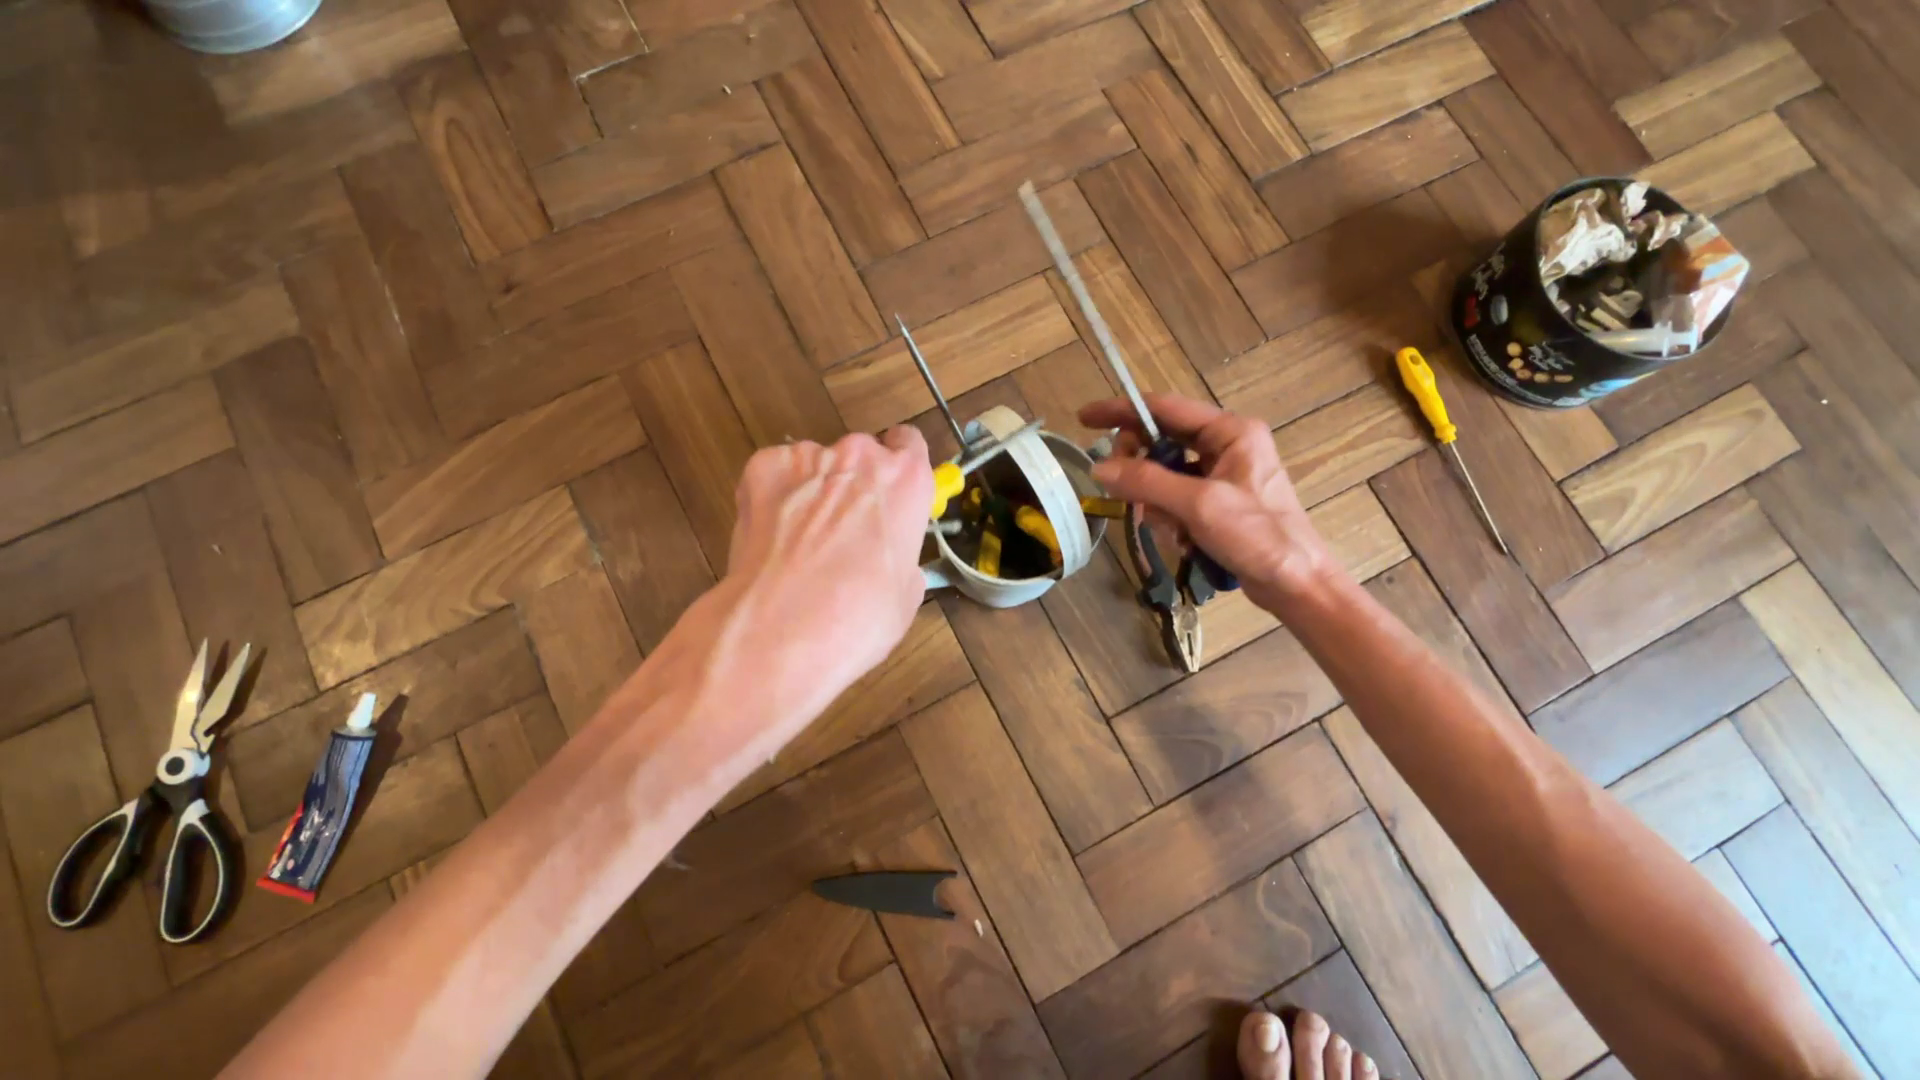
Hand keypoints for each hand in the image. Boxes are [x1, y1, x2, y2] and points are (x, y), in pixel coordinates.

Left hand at [712, 427, 934, 728]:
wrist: (782, 627)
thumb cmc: (858, 617)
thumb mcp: (906, 592)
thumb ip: (901, 553)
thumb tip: (886, 556)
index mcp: (907, 480)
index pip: (910, 443)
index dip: (900, 468)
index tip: (891, 493)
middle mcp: (860, 456)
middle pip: (861, 455)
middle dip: (854, 484)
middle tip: (844, 531)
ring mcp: (807, 457)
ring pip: (815, 465)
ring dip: (814, 491)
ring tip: (801, 543)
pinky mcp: (762, 467)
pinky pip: (776, 474)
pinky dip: (775, 496)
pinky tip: (773, 538)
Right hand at [1081, 394, 1335, 606]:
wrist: (1296, 583)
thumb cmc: (1258, 537)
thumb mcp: (1198, 505)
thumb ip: (1146, 482)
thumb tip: (1099, 467)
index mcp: (1230, 431)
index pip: (1164, 407)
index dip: (1121, 411)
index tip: (1084, 418)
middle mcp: (1227, 444)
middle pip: (1161, 441)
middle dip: (1140, 469)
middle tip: (1124, 492)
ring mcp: (1223, 474)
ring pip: (1165, 474)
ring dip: (1158, 502)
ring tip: (1172, 528)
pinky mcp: (1219, 502)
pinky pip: (1177, 498)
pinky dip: (1171, 518)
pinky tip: (1183, 540)